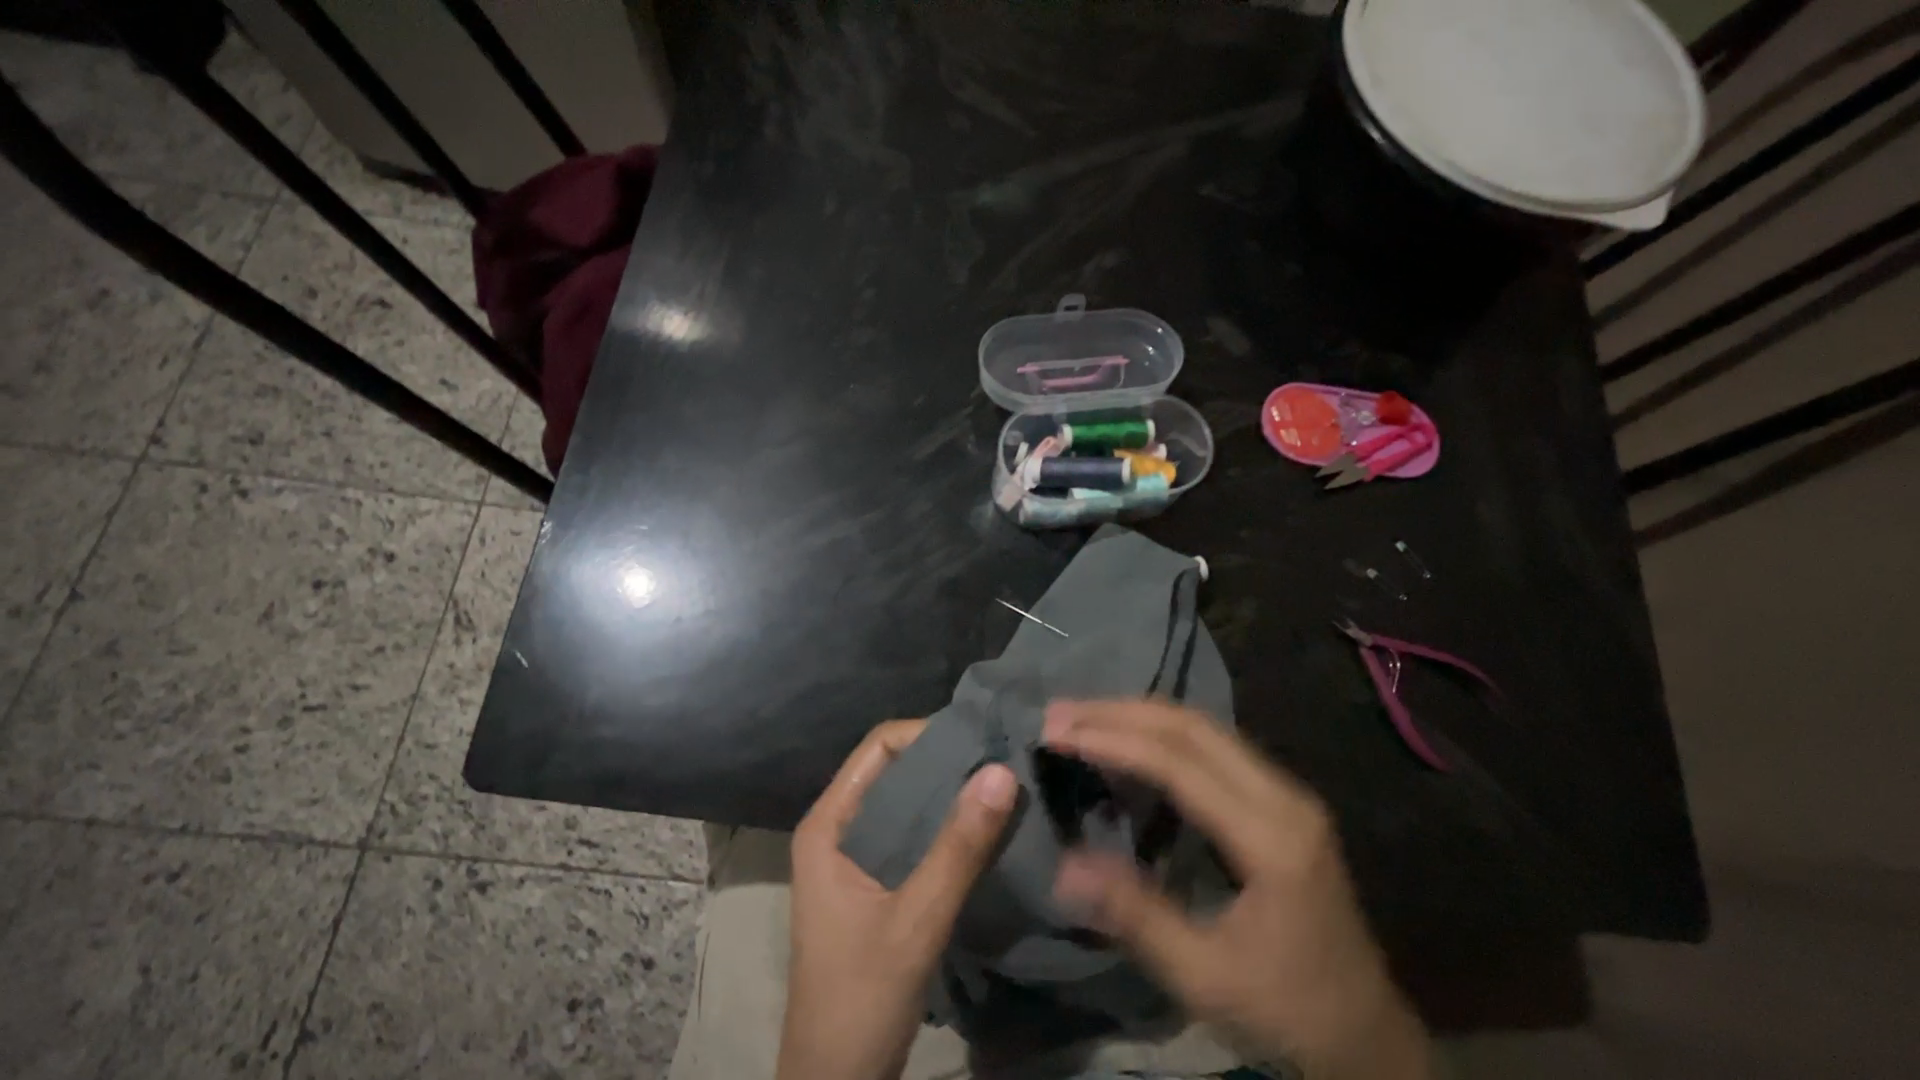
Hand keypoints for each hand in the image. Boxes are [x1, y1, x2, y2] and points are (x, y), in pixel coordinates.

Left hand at [778, 720, 1019, 1079]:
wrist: (835, 1079)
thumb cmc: (862, 994)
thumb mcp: (915, 920)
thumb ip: (958, 848)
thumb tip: (1002, 770)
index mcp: (828, 825)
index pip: (879, 748)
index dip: (931, 734)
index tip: (988, 738)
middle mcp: (839, 832)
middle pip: (896, 773)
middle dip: (950, 763)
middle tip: (1010, 759)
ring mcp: (857, 862)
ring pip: (909, 808)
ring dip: (954, 798)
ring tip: (1010, 788)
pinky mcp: (877, 889)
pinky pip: (915, 841)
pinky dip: (950, 832)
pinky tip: (991, 833)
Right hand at [1045, 701, 1431, 1078]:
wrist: (1365, 1031)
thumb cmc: (1284, 1009)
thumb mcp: (1203, 976)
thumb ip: (1135, 914)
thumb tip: (1064, 867)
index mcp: (1270, 838)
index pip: (1180, 764)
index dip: (1114, 740)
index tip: (1057, 733)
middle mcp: (1285, 798)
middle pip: (1195, 727)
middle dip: (1121, 713)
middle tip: (1059, 714)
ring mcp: (1289, 796)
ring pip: (1208, 729)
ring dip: (1141, 717)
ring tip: (1082, 719)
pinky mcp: (1284, 804)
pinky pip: (1217, 748)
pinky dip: (1165, 736)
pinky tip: (1130, 744)